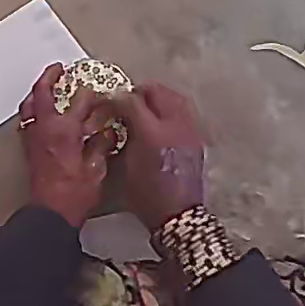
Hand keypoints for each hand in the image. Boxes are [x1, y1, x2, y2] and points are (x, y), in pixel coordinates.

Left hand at [19, 64, 112, 225]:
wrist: (50, 214)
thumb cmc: (73, 195)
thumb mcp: (96, 168)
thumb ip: (101, 145)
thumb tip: (106, 132)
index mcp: (65, 130)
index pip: (79, 101)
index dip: (91, 95)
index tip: (101, 94)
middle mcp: (45, 129)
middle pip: (43, 93)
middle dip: (50, 77)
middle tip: (58, 69)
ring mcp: (34, 137)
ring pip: (30, 105)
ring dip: (37, 92)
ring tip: (46, 85)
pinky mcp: (29, 148)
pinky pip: (27, 120)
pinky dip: (32, 110)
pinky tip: (40, 113)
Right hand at [109, 83, 207, 228]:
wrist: (177, 214)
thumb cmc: (145, 196)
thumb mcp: (122, 167)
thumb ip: (117, 137)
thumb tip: (113, 119)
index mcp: (151, 134)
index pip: (131, 101)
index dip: (114, 98)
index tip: (106, 103)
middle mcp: (174, 126)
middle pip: (155, 91)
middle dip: (137, 94)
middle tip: (125, 104)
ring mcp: (190, 130)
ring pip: (173, 96)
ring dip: (156, 98)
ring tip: (143, 108)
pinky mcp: (198, 137)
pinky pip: (184, 110)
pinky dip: (170, 108)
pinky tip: (161, 120)